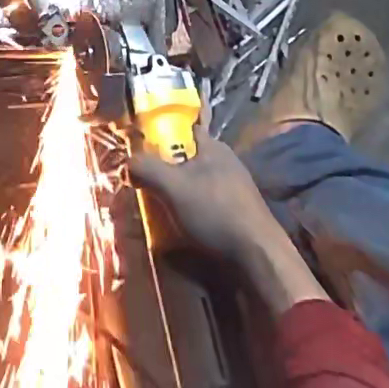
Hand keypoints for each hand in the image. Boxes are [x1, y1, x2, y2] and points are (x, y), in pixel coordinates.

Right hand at [130, 134, 329, 313]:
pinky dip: (195, 211)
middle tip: (146, 182)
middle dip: (168, 169)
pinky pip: (209, 204)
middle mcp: (227, 162)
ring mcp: (237, 189)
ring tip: (160, 208)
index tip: (144, 147)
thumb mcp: (172, 186)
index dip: (164, 134)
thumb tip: (128, 161)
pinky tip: (184, 226)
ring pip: (199, 183)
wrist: (260, 258)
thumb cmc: (215, 211)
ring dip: (180, 193)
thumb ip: (146, 168)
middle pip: (189, 158)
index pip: (185, 128)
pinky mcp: (241, 214)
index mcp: (213, 146)